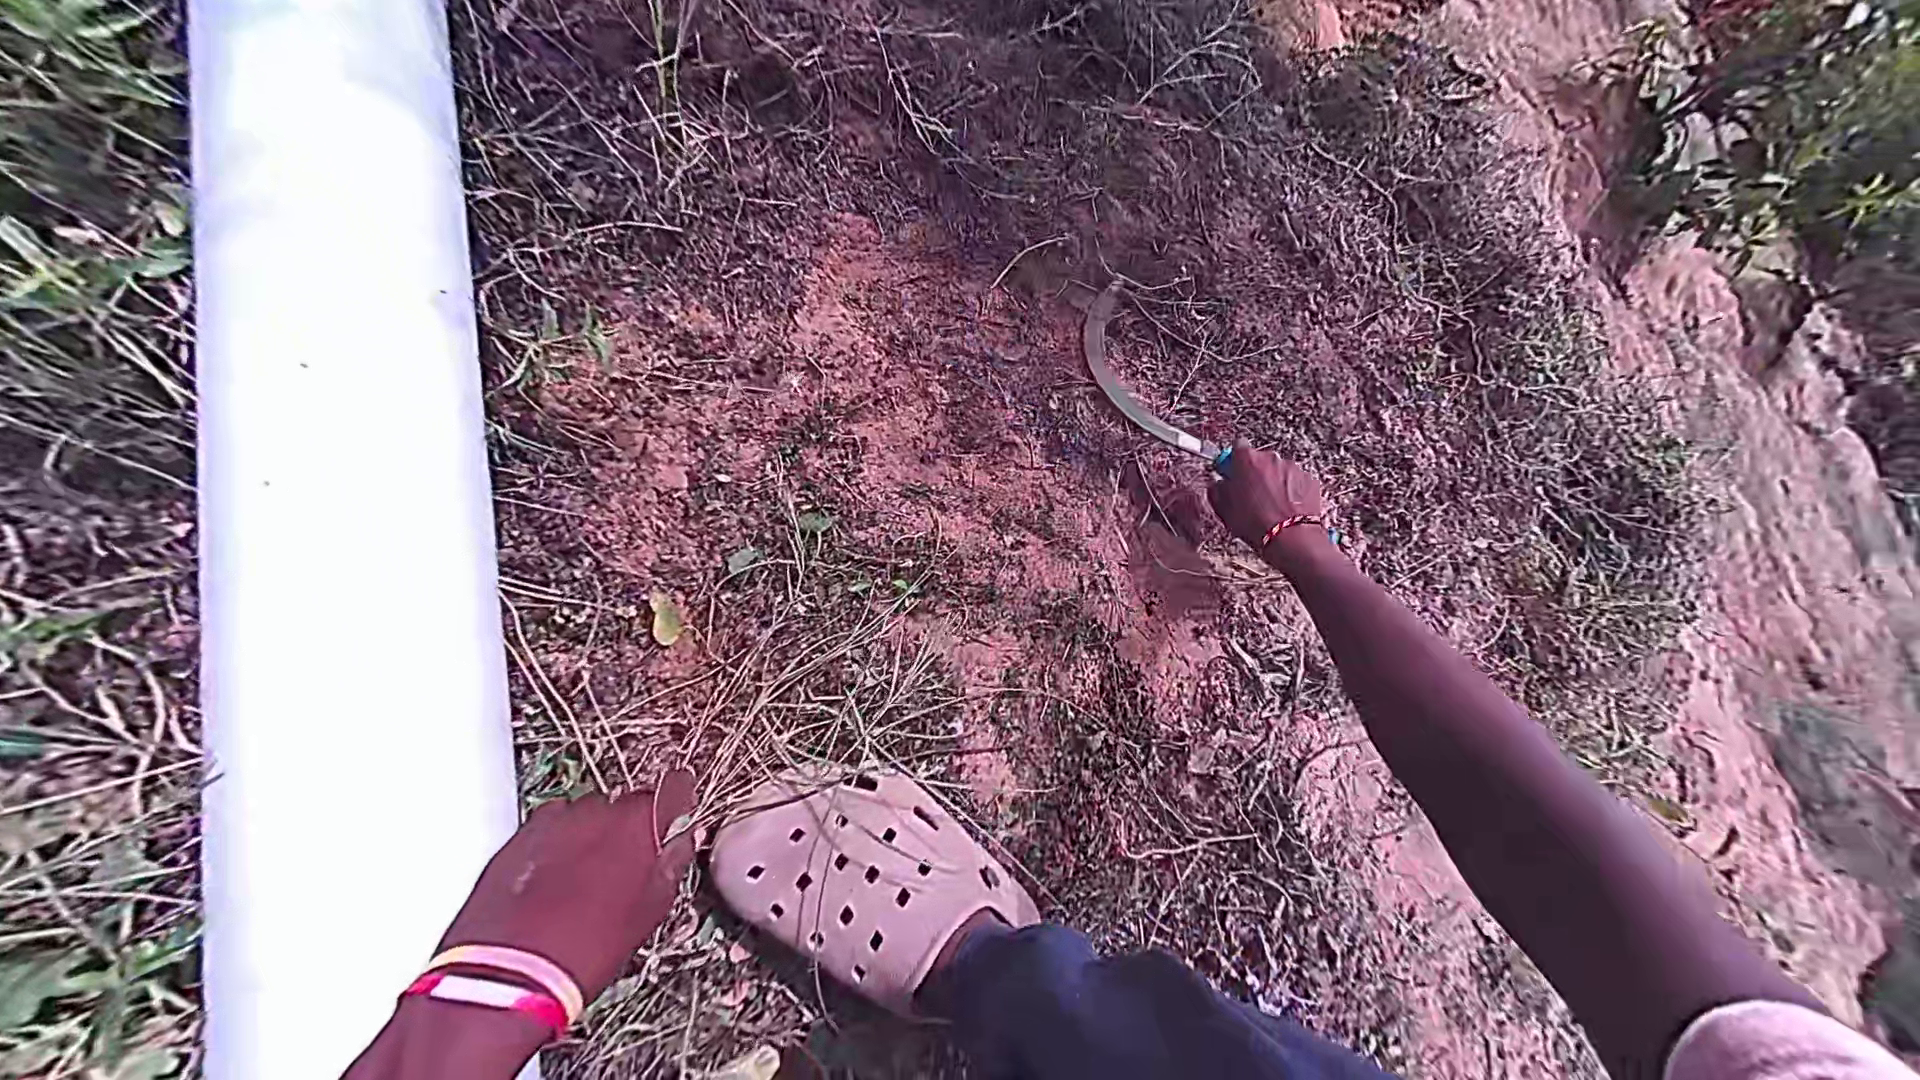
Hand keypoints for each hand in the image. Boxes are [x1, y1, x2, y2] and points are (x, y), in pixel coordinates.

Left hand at [436, 771, 696, 1002]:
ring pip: (591, 813)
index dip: (678, 799)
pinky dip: (557, 842)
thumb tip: (680, 844)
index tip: (675, 814)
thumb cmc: (584, 949)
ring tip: (585, 878)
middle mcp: (605, 809)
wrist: (508, 977)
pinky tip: (554, 879)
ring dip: (594, 833)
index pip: (676, 786)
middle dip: (631, 826)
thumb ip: (673, 861)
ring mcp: (562, 818)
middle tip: (626, 865)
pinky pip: (552, 825)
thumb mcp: (652, 908)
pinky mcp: (523, 833)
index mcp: (644, 821)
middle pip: (631, 801)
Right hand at [1208, 439, 1327, 561]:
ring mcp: (1293, 468)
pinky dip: (1290, 490)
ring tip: (1268, 506)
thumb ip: (1217, 490)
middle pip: (1259, 460)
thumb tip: (1217, 485)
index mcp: (1247, 460)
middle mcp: (1271, 459)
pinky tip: (1283, 508)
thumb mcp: (1223, 508)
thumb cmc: (1256, 523)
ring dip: (1273, 483)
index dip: (1233, 461)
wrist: (1290, 537)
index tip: (1231, 471)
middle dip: (1254, 473)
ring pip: (1278, 471)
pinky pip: (1295, 481)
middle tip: (1249, 494)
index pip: (1237, 446)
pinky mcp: (1309, 480)